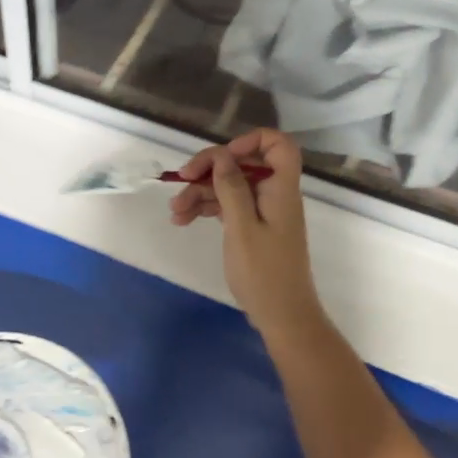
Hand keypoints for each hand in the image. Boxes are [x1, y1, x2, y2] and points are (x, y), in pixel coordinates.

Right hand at [168, 129, 322, 335]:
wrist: (282, 315)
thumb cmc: (264, 273)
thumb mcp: (242, 228)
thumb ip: (231, 189)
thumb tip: (222, 156)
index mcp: (280, 189)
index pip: (277, 145)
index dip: (249, 141)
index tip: (222, 158)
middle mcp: (274, 194)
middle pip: (243, 164)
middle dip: (210, 168)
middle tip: (182, 180)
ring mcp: (263, 211)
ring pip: (230, 185)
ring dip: (201, 191)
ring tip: (175, 211)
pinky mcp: (253, 227)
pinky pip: (228, 205)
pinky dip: (206, 208)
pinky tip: (183, 219)